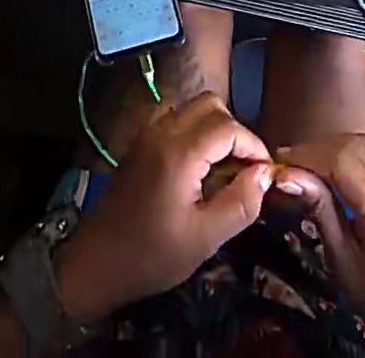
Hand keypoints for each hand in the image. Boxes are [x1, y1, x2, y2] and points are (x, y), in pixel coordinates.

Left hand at [55, 92, 273, 320]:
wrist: (98, 260)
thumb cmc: (152, 254)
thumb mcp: (205, 238)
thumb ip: (241, 203)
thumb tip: (266, 174)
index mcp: (179, 153)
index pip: (228, 127)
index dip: (253, 145)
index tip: (265, 173)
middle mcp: (162, 131)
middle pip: (211, 104)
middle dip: (235, 130)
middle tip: (244, 167)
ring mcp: (148, 132)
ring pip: (193, 107)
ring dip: (216, 127)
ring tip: (225, 167)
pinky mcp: (141, 140)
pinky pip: (177, 118)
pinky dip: (197, 130)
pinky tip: (201, 166)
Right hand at [276, 135, 364, 357]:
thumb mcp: (344, 264)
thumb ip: (320, 211)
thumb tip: (288, 175)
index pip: (343, 163)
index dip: (307, 156)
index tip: (279, 162)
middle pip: (355, 147)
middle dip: (317, 149)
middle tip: (289, 163)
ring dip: (333, 147)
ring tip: (307, 164)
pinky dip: (351, 153)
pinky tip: (334, 167)